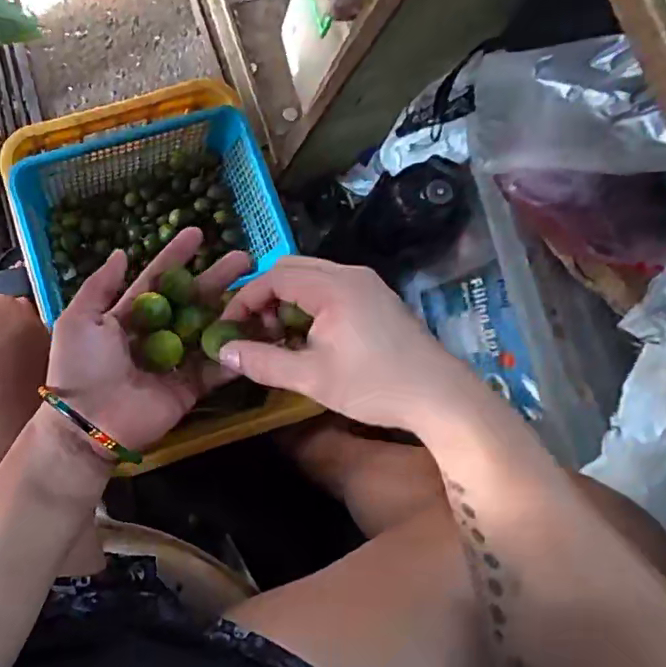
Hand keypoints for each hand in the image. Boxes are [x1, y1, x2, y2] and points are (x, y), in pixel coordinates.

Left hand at [46, 227, 251, 453]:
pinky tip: (260, 329)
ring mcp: (173, 362)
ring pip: (206, 330)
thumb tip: (120, 253)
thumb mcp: (78, 319)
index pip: (155, 280)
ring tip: (258, 289)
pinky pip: (214, 367)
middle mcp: (153, 336)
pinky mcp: (188, 388)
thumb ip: (100, 286)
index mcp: (125, 317)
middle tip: (243, 258)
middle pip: (189, 301)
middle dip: (214, 279)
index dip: (174, 257)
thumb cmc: (78, 366)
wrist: (88, 423)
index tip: (196, 233)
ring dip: (231, 309)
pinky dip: (234, 352)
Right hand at [218, 256, 478, 428]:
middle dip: (264, 297)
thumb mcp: (310, 378)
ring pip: (310, 276)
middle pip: (290, 268)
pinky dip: (308, 303)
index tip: (229, 327)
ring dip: (286, 300)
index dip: (244, 300)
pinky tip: (308, 337)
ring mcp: (367, 284)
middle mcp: (350, 274)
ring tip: (279, 337)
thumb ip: (263, 362)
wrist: (442, 398)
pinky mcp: (377, 298)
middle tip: (255, 330)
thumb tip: (224, 352)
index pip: (273, 277)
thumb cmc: (374, 385)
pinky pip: (329, 287)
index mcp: (333, 286)